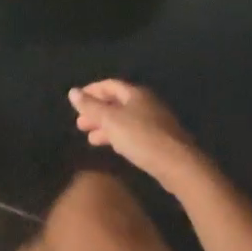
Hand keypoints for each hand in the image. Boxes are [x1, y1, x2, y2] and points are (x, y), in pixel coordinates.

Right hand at [68, 80, 199, 180]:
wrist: (179, 165)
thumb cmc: (141, 137)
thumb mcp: (110, 120)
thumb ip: (90, 106)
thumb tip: (72, 91)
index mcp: (136, 94)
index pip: (109, 85)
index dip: (91, 91)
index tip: (76, 101)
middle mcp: (147, 104)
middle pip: (117, 103)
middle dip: (97, 112)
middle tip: (80, 124)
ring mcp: (156, 122)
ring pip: (124, 120)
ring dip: (106, 127)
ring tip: (90, 139)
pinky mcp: (161, 141)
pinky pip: (134, 133)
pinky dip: (119, 136)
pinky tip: (112, 146)